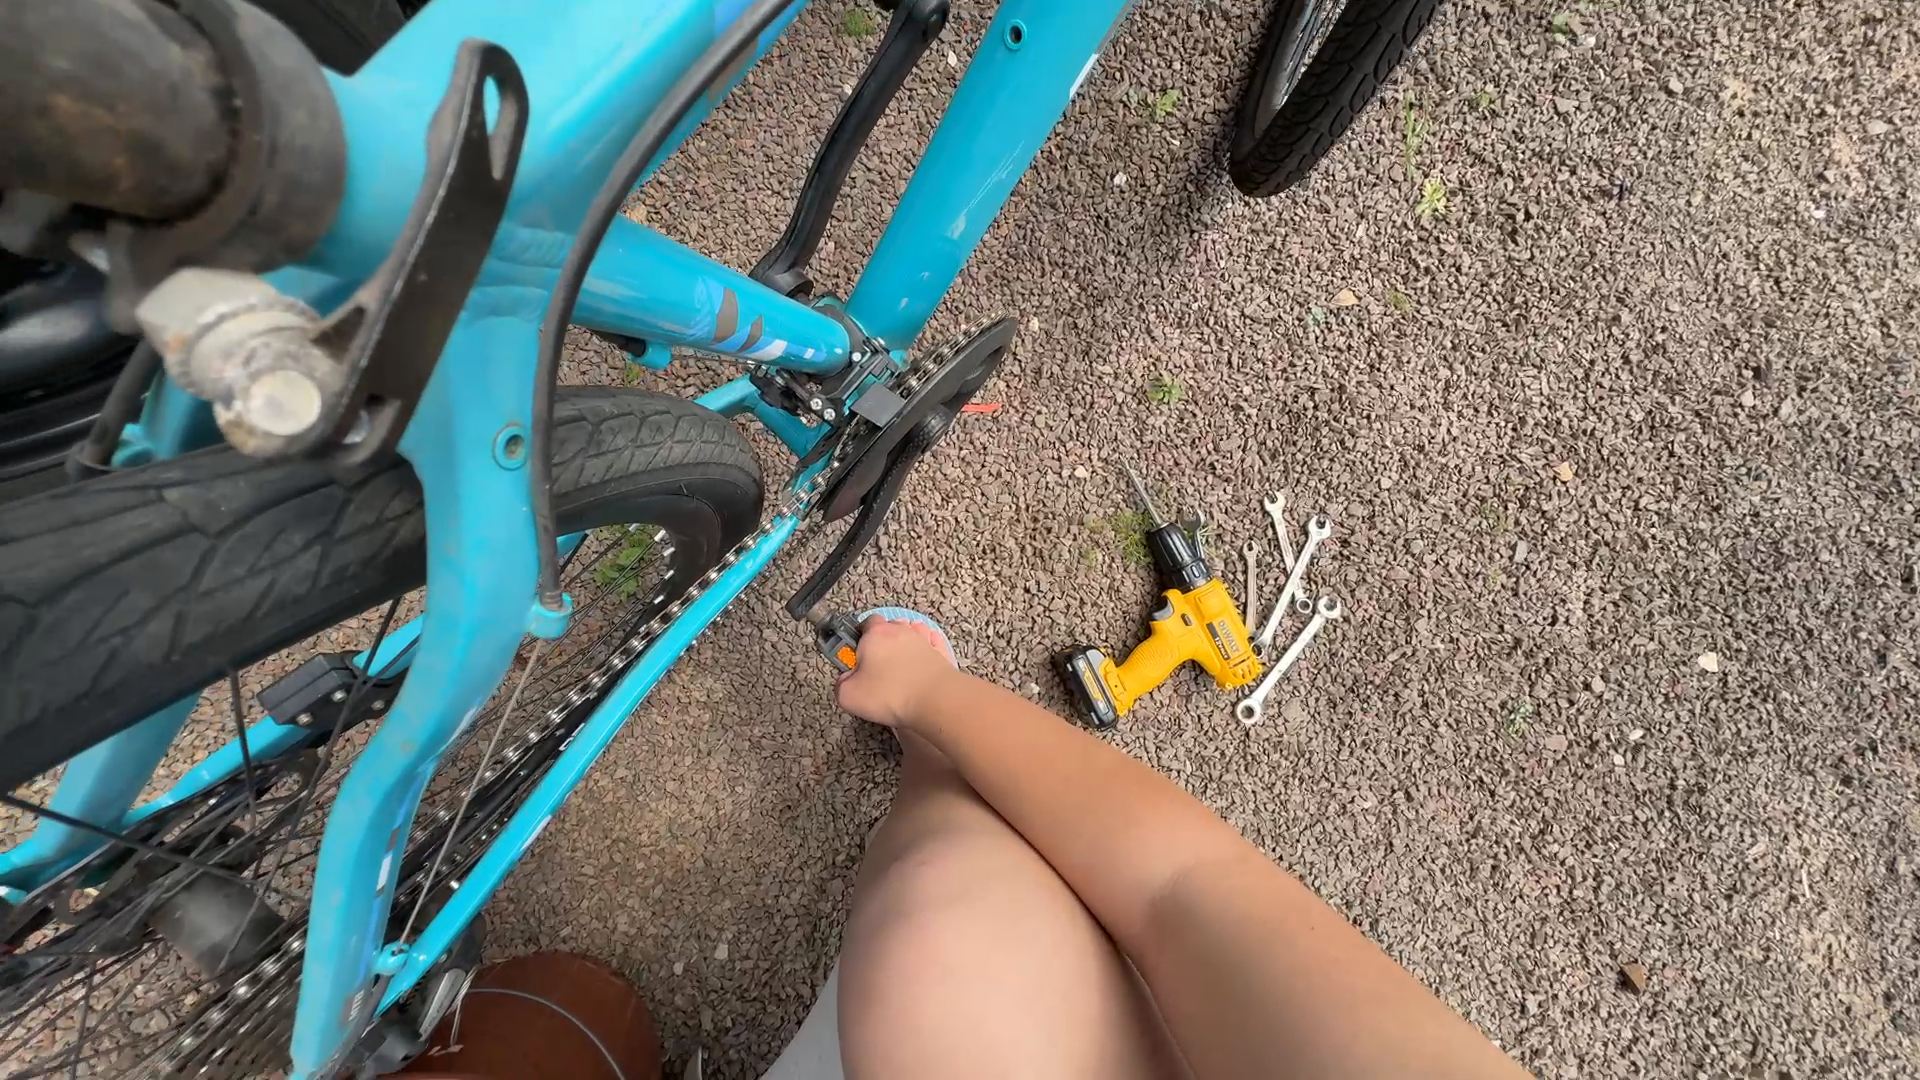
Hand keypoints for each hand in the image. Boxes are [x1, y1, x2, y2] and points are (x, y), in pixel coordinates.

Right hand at [835, 616, 957, 727]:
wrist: (934, 701)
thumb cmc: (892, 694)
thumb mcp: (849, 695)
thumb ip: (841, 683)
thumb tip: (846, 681)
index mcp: (875, 634)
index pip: (864, 624)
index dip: (858, 640)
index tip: (856, 659)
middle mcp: (900, 630)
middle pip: (887, 628)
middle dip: (880, 644)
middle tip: (875, 668)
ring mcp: (923, 639)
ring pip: (910, 633)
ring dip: (903, 646)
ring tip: (899, 669)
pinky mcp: (940, 652)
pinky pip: (931, 643)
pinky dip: (926, 649)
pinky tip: (920, 663)